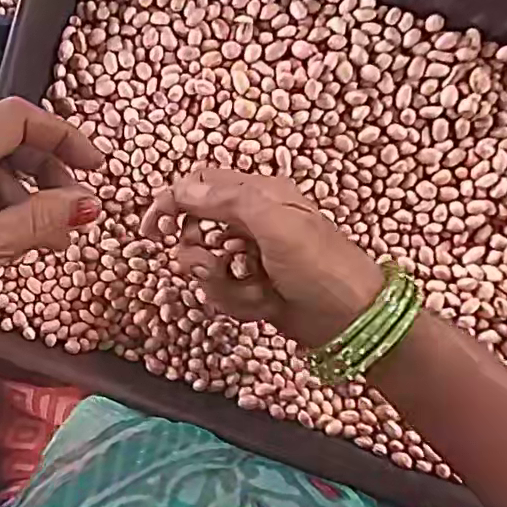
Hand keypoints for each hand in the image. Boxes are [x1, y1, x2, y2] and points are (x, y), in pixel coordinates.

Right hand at [140, 168, 384, 347]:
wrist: (353, 321)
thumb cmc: (321, 267)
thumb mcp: (276, 225)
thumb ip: (229, 201)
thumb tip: (182, 190)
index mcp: (258, 194)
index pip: (199, 186)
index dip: (171, 203)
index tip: (154, 231)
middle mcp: (250, 222)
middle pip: (194, 229)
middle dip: (198, 255)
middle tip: (214, 268)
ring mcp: (250, 256)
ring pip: (205, 266)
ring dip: (222, 284)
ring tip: (254, 290)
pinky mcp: (251, 286)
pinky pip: (221, 291)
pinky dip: (237, 301)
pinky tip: (263, 304)